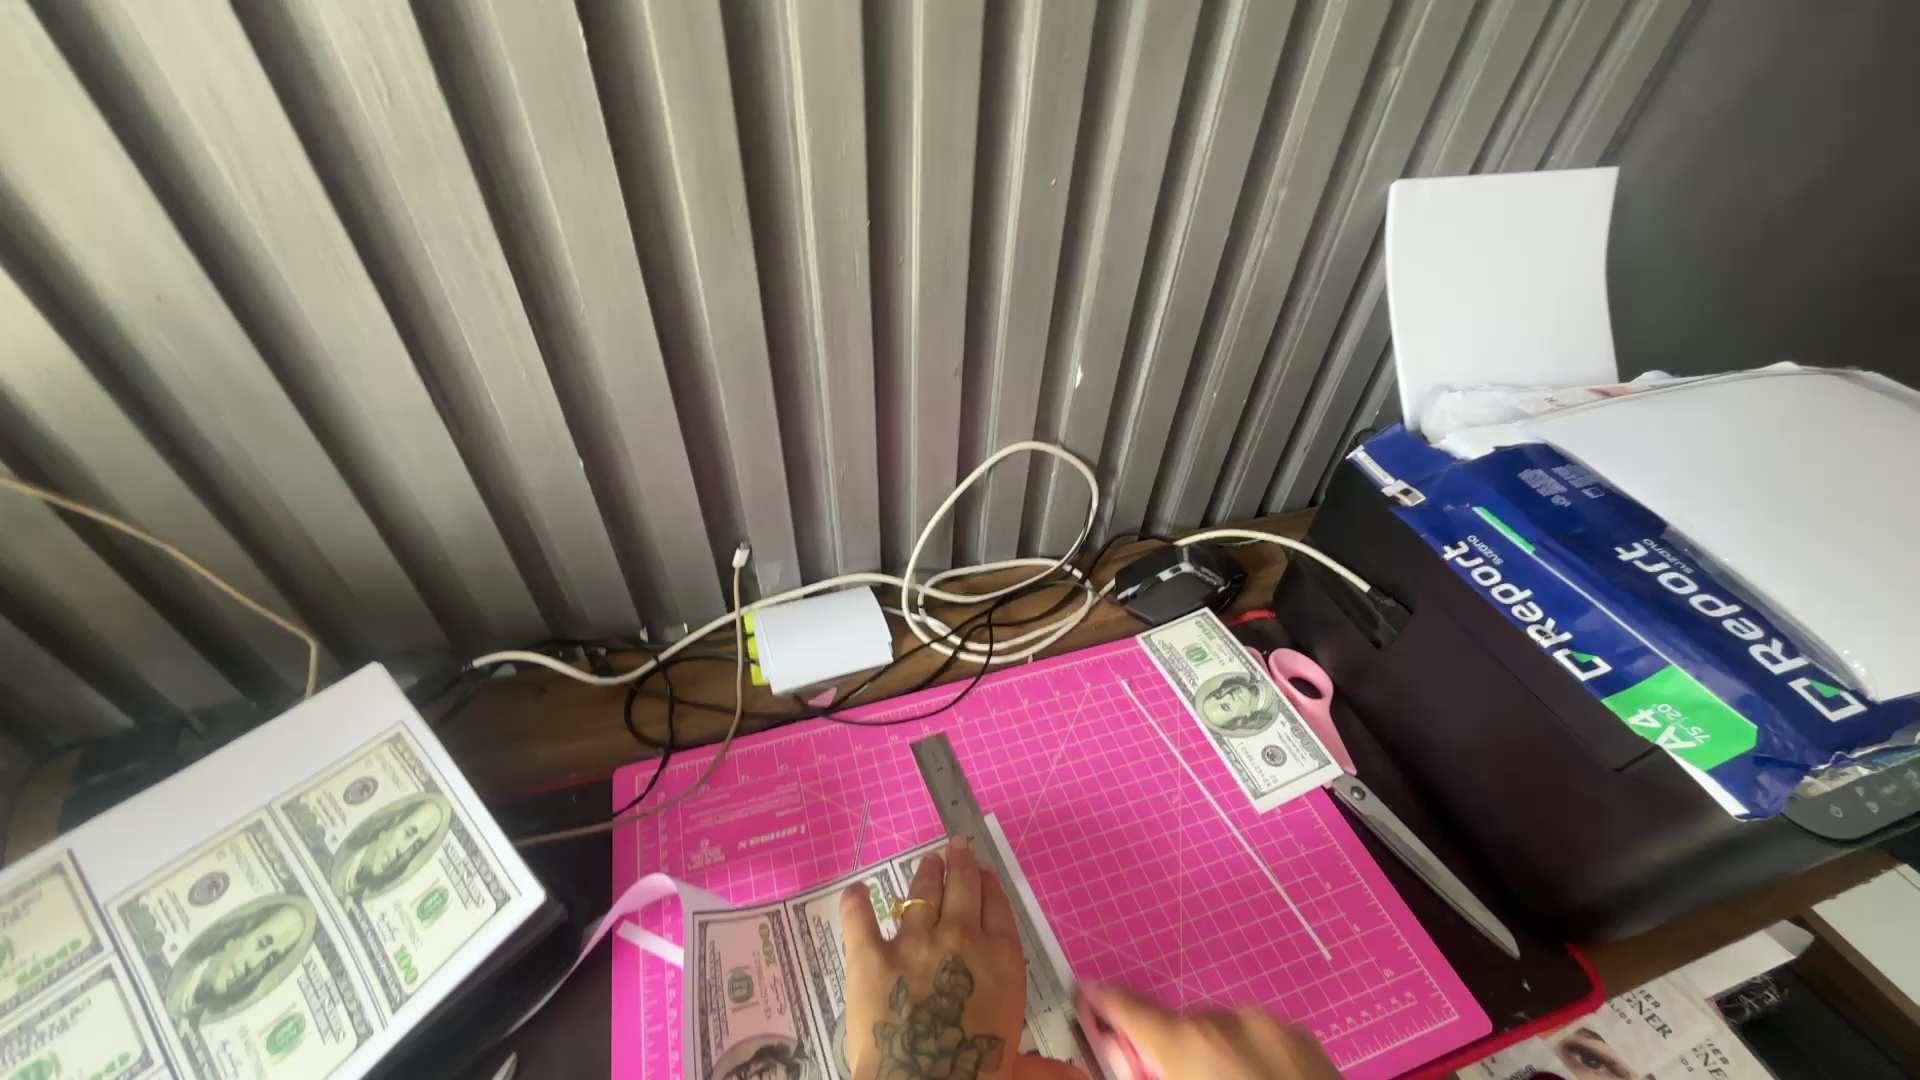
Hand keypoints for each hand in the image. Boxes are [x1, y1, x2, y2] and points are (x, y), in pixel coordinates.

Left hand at [840, 838, 1028, 1079]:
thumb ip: (1044, 1065)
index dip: (991, 885)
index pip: (998, 907)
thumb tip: (1079, 1077)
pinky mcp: (871, 956)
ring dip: (926, 873)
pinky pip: (861, 920)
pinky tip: (856, 891)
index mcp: (1000, 960)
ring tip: (927, 862)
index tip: (985, 872)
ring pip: (922, 893)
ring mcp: (913, 942)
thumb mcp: (1018, 1070)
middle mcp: (960, 938)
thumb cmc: (977, 1075)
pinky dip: (856, 903)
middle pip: (964, 887)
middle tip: (956, 846)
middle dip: (961, 863)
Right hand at [1091, 986, 1339, 1079]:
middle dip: (1174, 1055)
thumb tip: (1129, 1056)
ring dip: (1217, 1059)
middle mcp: (1227, 1020)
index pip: (1128, 1007)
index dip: (1103, 1001)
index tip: (1088, 993)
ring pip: (1223, 1033)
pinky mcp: (1306, 1038)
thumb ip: (1151, 1071)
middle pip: (1179, 1028)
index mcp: (1189, 1044)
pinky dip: (1254, 1061)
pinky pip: (1260, 1041)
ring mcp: (1271, 1025)